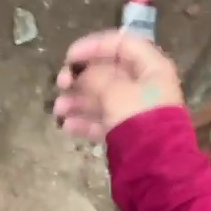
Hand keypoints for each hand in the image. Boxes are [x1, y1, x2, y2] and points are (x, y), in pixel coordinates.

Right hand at [52, 32, 184, 140]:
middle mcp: (143, 86)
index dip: (94, 46)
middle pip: (108, 73)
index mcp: (150, 68)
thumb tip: (82, 74)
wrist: (153, 166)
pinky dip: (84, 122)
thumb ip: (96, 77)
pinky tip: (66, 126)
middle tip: (60, 84)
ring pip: (101, 99)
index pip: (121, 44)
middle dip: (81, 77)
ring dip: (77, 101)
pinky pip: (101, 121)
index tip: (69, 57)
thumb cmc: (138, 120)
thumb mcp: (116, 91)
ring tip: (58, 110)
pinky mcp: (124, 133)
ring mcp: (133, 111)